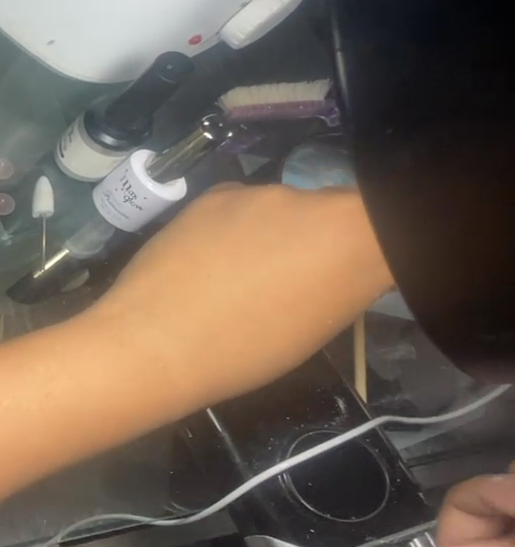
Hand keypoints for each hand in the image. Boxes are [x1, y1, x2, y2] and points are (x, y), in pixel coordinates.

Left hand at [85, 185, 393, 406]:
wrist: (149, 344)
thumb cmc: (241, 351)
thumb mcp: (322, 322)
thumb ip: (347, 277)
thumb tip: (344, 263)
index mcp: (367, 236)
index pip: (396, 225)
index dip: (377, 248)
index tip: (355, 270)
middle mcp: (321, 201)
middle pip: (339, 212)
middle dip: (323, 239)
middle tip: (290, 278)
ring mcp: (262, 194)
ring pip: (284, 208)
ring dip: (273, 231)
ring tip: (235, 273)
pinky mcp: (210, 197)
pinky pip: (236, 206)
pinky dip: (232, 226)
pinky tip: (205, 258)